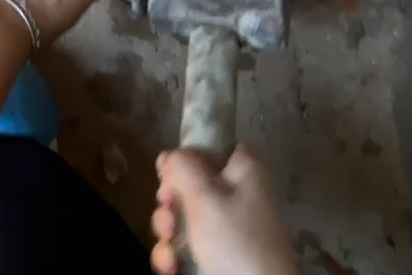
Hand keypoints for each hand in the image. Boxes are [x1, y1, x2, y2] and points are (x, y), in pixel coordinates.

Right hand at [150, 147, 295, 274]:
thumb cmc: (236, 243)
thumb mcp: (206, 196)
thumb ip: (182, 166)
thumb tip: (169, 155)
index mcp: (244, 173)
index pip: (213, 147)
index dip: (188, 155)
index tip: (168, 171)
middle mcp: (236, 199)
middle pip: (191, 184)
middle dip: (170, 200)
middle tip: (169, 213)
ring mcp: (227, 233)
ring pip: (183, 218)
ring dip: (167, 230)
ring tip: (169, 246)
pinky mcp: (217, 262)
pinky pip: (185, 248)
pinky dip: (173, 255)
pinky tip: (171, 267)